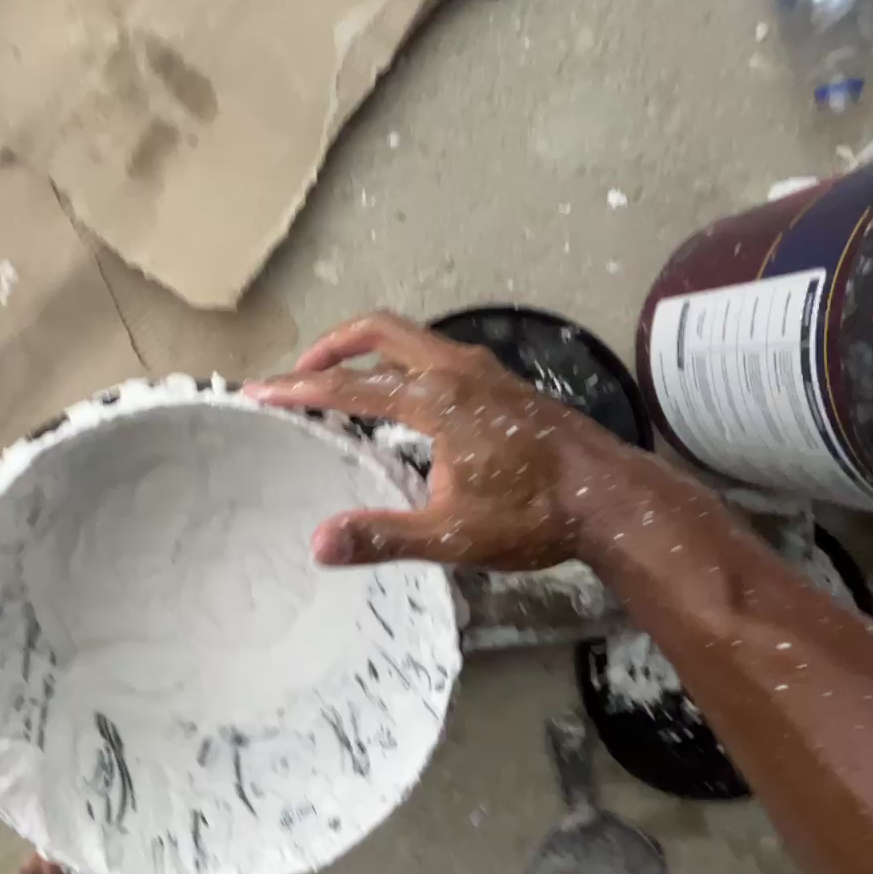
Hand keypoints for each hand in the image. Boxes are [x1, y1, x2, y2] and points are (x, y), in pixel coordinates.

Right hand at [244, 312, 653, 569]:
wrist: (612, 498)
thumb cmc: (533, 516)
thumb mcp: (452, 534)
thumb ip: (382, 535)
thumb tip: (318, 544)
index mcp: (436, 400)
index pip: (350, 387)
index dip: (299, 388)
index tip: (259, 390)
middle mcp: (456, 370)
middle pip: (380, 329)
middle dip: (332, 344)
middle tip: (302, 371)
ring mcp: (483, 371)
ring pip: (411, 338)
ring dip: (369, 350)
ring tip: (345, 382)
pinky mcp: (501, 383)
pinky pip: (436, 354)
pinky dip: (401, 362)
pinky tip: (405, 401)